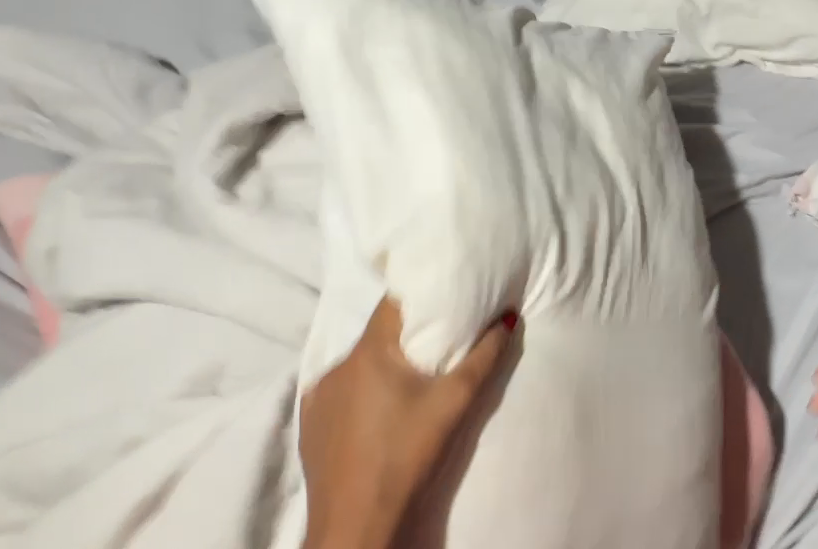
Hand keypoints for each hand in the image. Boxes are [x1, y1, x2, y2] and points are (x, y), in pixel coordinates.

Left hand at [300, 297, 516, 548]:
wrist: (356, 527)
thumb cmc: (408, 455)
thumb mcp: (456, 402)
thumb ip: (484, 355)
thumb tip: (507, 317)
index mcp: (368, 352)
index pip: (393, 302)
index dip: (420, 293)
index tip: (445, 291)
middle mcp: (336, 366)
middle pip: (378, 334)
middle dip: (408, 333)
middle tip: (439, 339)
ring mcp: (317, 398)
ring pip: (359, 363)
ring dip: (384, 364)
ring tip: (413, 380)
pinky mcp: (309, 426)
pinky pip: (342, 391)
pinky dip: (363, 390)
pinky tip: (382, 411)